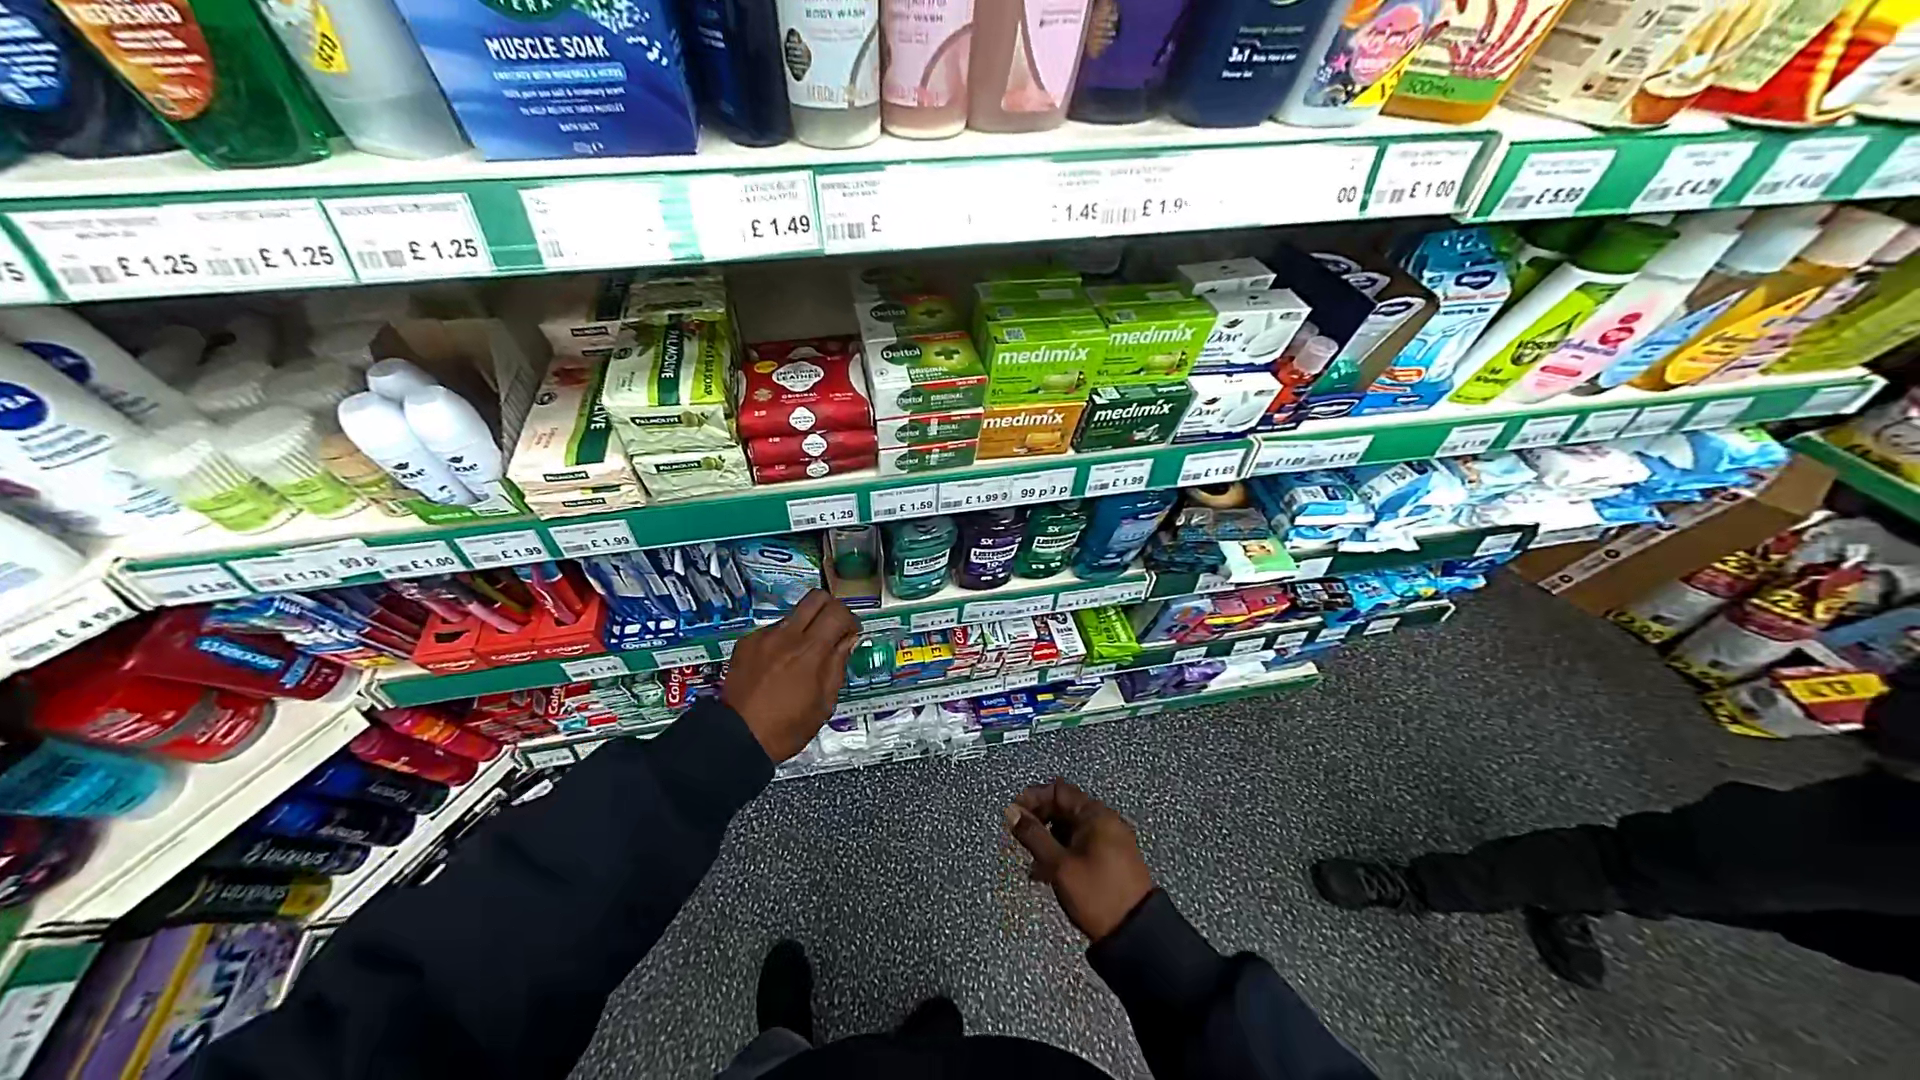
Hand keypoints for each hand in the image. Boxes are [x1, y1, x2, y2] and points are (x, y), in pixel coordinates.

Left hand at [722, 589, 859, 761]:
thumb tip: (847, 640)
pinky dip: (782, 641)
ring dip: (806, 626)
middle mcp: (786, 636)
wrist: (737, 738)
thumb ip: (837, 664)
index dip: (850, 620)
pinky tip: (779, 666)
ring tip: (802, 655)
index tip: (850, 634)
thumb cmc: (786, 728)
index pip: (838, 612)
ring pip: (793, 614)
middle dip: (830, 609)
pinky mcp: (746, 643)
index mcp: (810, 651)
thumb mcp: (825, 702)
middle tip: (832, 630)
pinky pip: (772, 631)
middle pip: (816, 597)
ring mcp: (763, 637)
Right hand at [1005, 778, 1154, 942]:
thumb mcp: (1059, 864)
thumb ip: (1033, 835)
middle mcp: (1106, 821)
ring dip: (1049, 840)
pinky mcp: (1112, 860)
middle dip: (1039, 821)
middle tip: (1021, 839)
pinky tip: (1049, 873)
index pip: (1058, 790)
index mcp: (1096, 815)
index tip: (1014, 815)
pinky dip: (1063, 853)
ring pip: (1070, 829)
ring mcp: (1111, 841)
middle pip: (1064, 808)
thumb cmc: (1097, 894)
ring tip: (1034, 864)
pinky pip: (1080, 845)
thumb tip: (1012, 812)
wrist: (1135, 935)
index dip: (1032, 798)